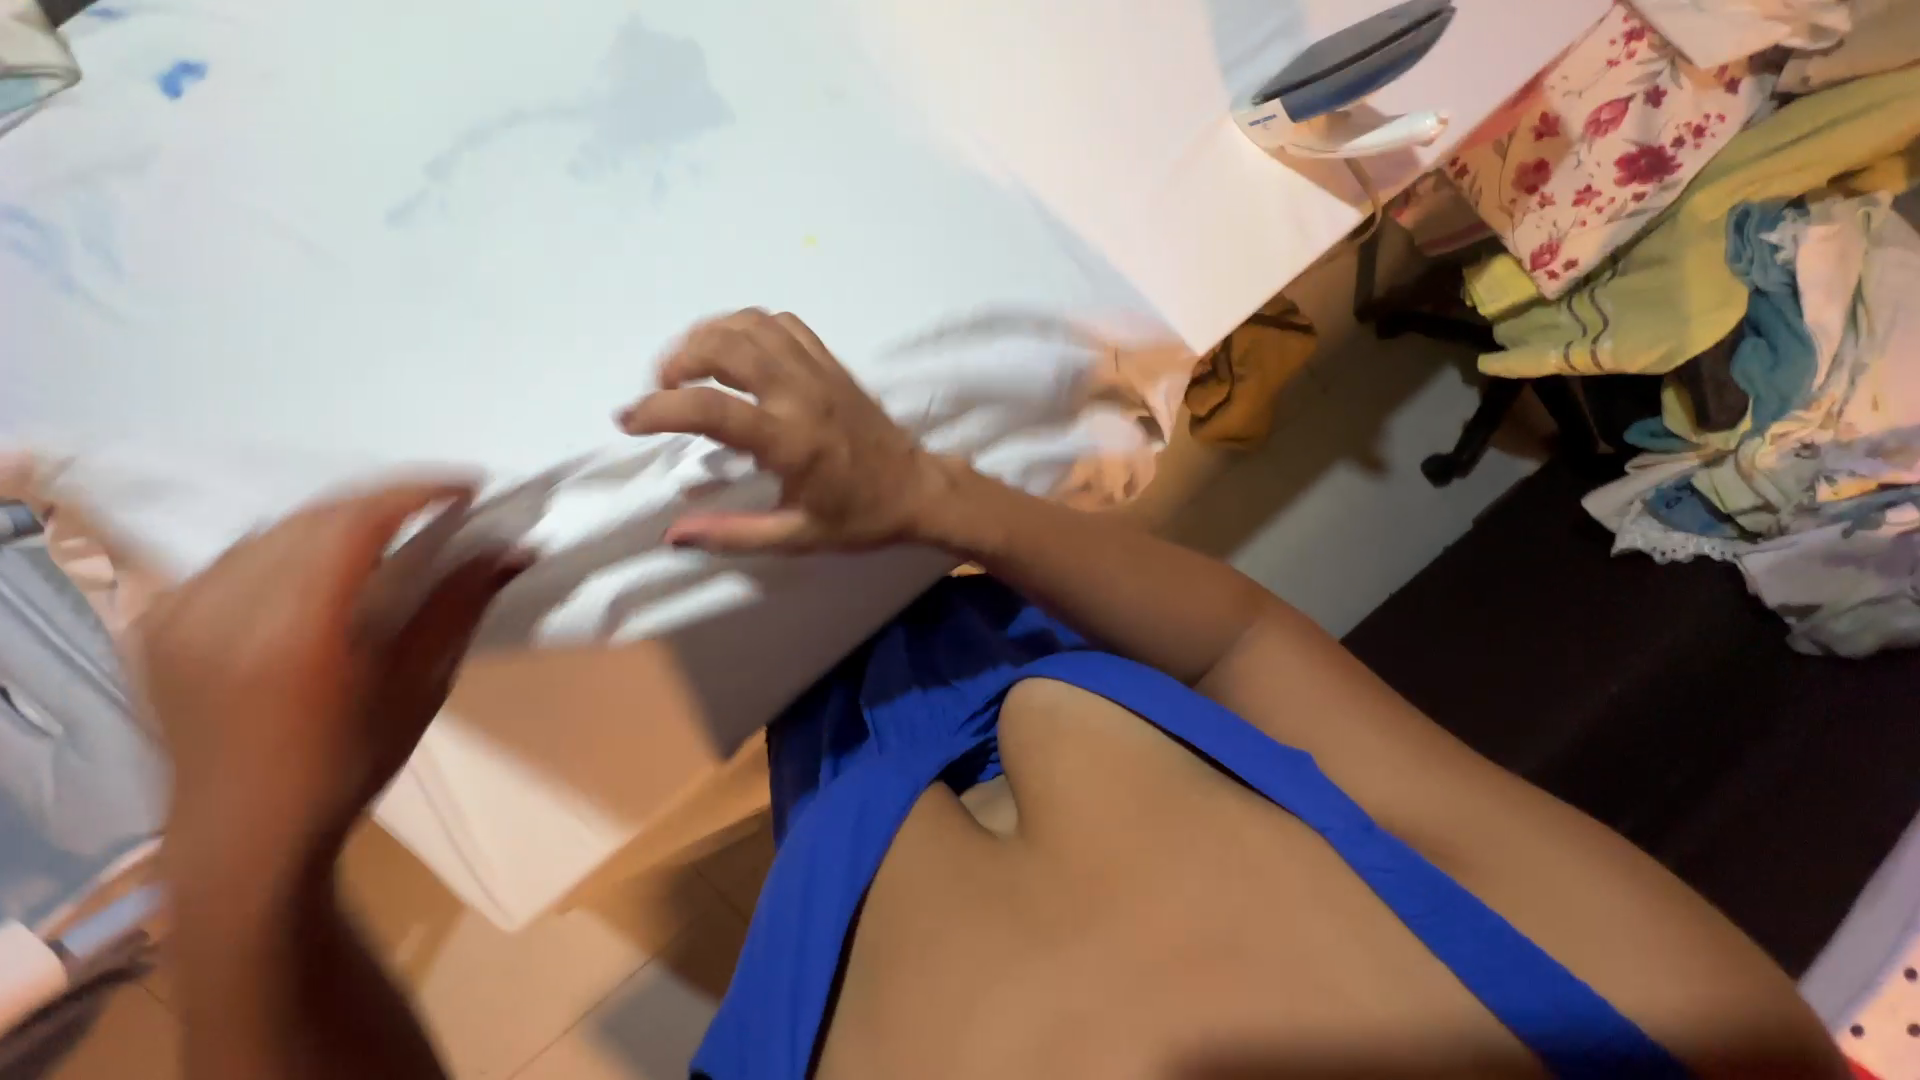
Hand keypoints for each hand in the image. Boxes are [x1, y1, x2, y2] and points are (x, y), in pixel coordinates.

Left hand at [136, 482, 525, 870]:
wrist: (245, 828)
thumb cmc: (351, 762)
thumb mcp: (421, 684)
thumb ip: (461, 605)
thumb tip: (515, 549)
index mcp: (296, 633)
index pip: (354, 523)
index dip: (415, 493)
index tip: (466, 489)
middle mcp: (224, 611)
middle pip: (314, 517)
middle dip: (384, 503)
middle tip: (438, 511)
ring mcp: (179, 614)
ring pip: (273, 530)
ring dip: (337, 521)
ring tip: (387, 535)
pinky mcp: (157, 622)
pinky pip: (234, 556)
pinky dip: (287, 546)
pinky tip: (317, 568)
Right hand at [617, 309, 957, 553]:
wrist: (916, 488)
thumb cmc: (857, 518)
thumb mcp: (795, 537)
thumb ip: (732, 536)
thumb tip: (673, 536)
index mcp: (790, 441)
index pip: (711, 409)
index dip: (660, 409)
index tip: (629, 420)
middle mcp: (801, 394)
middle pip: (725, 345)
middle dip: (678, 359)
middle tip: (661, 388)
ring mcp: (818, 371)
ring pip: (750, 324)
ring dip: (708, 335)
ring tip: (689, 366)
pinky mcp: (831, 362)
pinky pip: (781, 324)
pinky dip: (746, 327)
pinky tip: (735, 353)